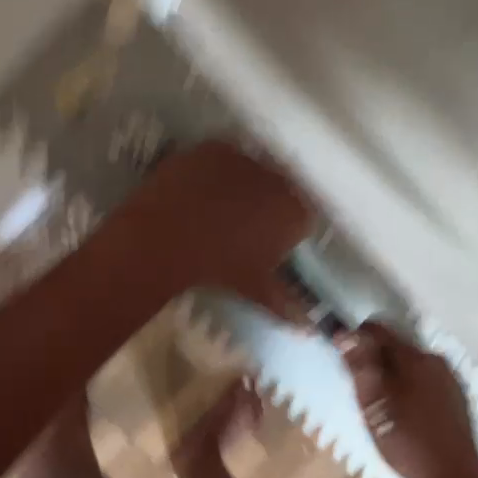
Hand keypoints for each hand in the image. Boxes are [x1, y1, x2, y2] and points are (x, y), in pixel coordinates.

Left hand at [121, 139, 314, 307]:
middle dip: (265, 204)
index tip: (266, 244)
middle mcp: (280, 179)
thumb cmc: (219, 268)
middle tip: (240, 226)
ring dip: (241, 184)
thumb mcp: (255, 289)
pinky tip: (197, 189)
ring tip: (215, 207)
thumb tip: (309, 330)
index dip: (284, 231)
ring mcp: (246, 158)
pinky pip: (221, 158)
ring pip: (251, 171)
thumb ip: (287, 306)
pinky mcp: (214, 147)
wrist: (168, 237)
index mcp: (296, 212)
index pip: (302, 218)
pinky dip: (213, 170)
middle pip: (280, 189)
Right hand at [340, 321, 477, 477]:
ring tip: (382, 409)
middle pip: (395, 348)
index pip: (377, 330)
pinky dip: (411, 390)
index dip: (355, 339)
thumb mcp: (373, 404)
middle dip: (375, 362)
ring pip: (411, 367)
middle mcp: (435, 361)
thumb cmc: (407, 442)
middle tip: (362, 393)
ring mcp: (451, 380)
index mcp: (413, 358)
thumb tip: (344, 332)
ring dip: (394, 378)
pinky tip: (406, 417)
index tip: (343, 358)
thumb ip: (360, 366)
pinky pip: (426, 383)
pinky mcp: (458, 399)